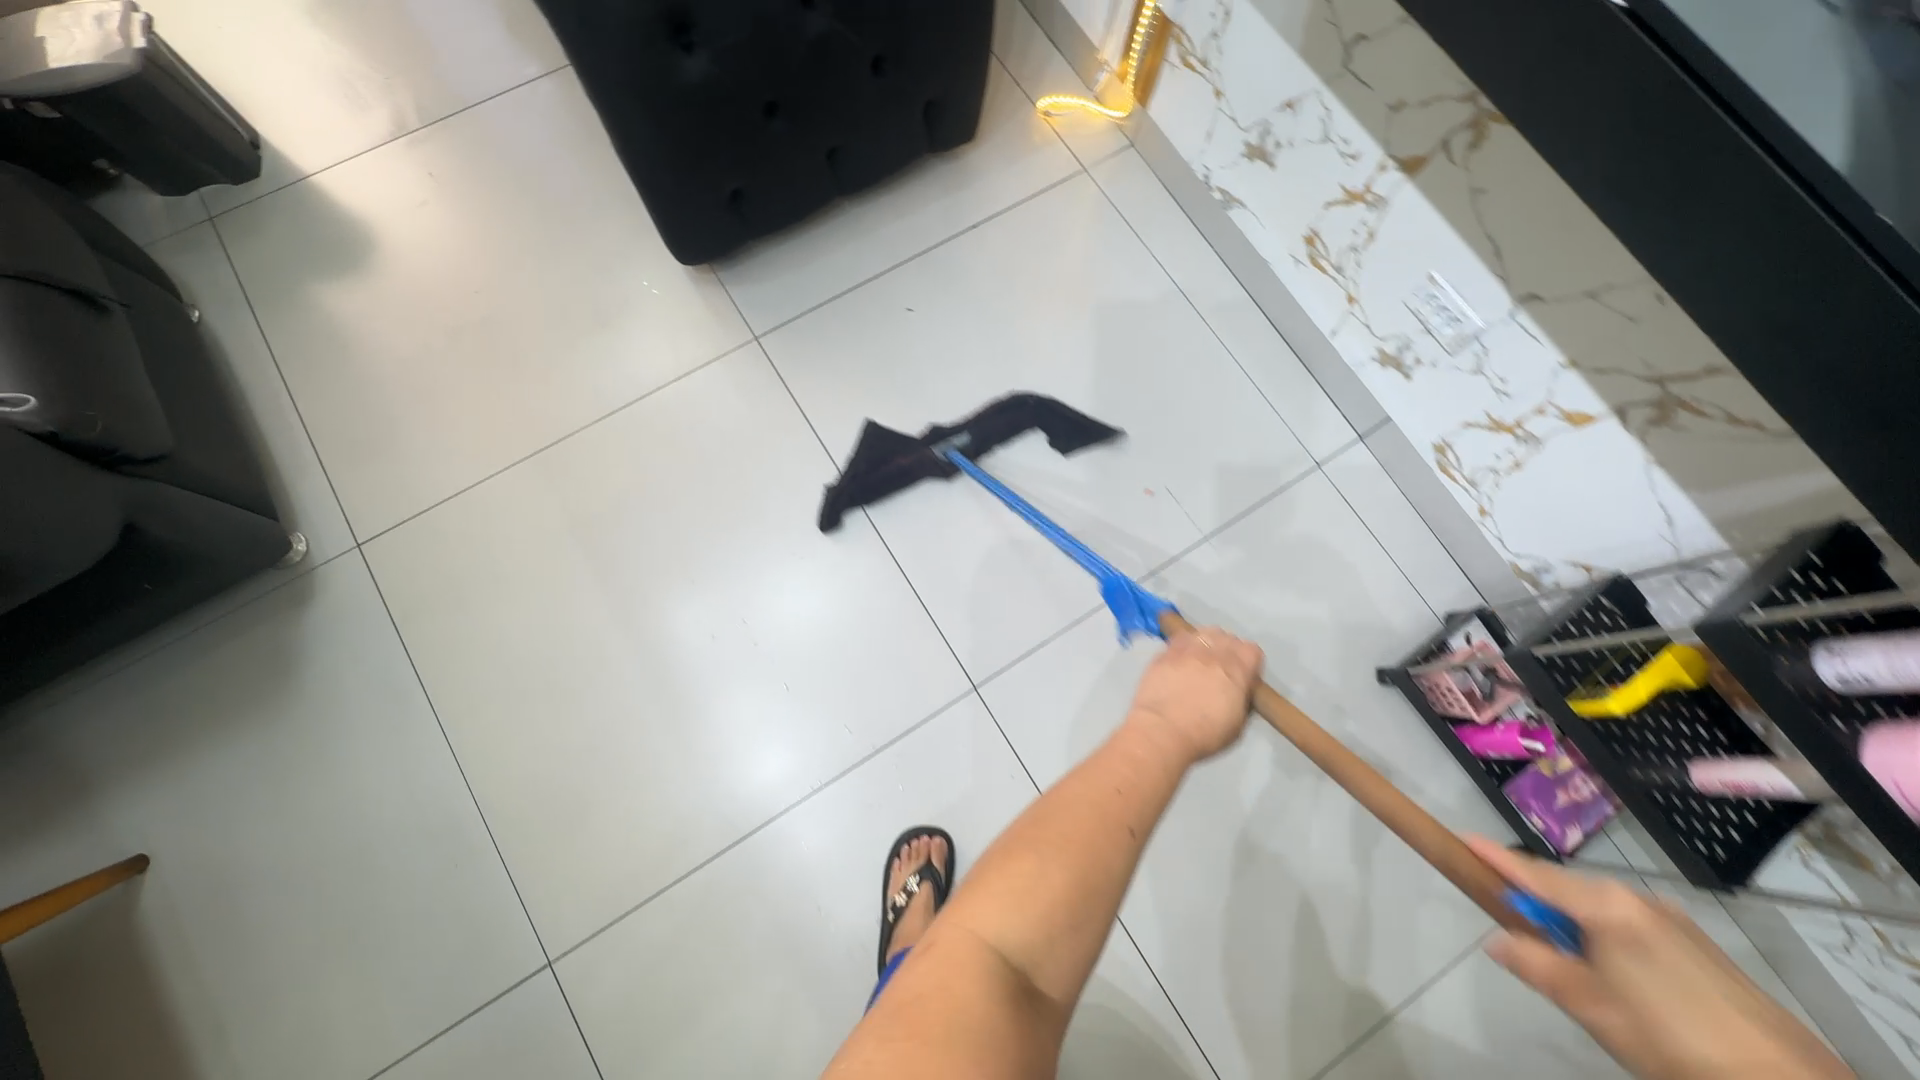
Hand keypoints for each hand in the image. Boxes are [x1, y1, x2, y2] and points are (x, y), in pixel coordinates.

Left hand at [1122, 626, 1263, 764]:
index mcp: (1236, 670)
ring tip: (1201, 658)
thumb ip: (1241, 697)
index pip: (1252, 649)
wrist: (1162, 730)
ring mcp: (1187, 650)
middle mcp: (1213, 653)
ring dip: (1207, 642)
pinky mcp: (1164, 653)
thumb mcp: (1238, 722)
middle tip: (1222, 667)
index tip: (1244, 674)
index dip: (1250, 661)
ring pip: (1204, 632)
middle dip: (1229, 649)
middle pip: (1228, 637)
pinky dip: (1184, 645)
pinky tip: (1180, 658)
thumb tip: (1239, 687)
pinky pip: (1180, 638)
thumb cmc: (1204, 734)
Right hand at [1468, 836, 1851, 1079]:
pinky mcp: (1698, 945)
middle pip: (1568, 889)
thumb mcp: (1590, 1006)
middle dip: (1536, 901)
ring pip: (1601, 909)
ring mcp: (1673, 920)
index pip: (1536, 875)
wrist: (1781, 1078)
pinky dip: (1605, 937)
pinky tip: (1614, 976)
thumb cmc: (1668, 1036)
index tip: (1463, 839)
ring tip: (1569, 967)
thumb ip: (1537, 965)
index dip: (1497, 858)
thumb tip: (1497, 939)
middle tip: (1513, 928)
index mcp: (1607, 907)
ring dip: (1573, 924)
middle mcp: (1638, 900)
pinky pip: (1630, 925)